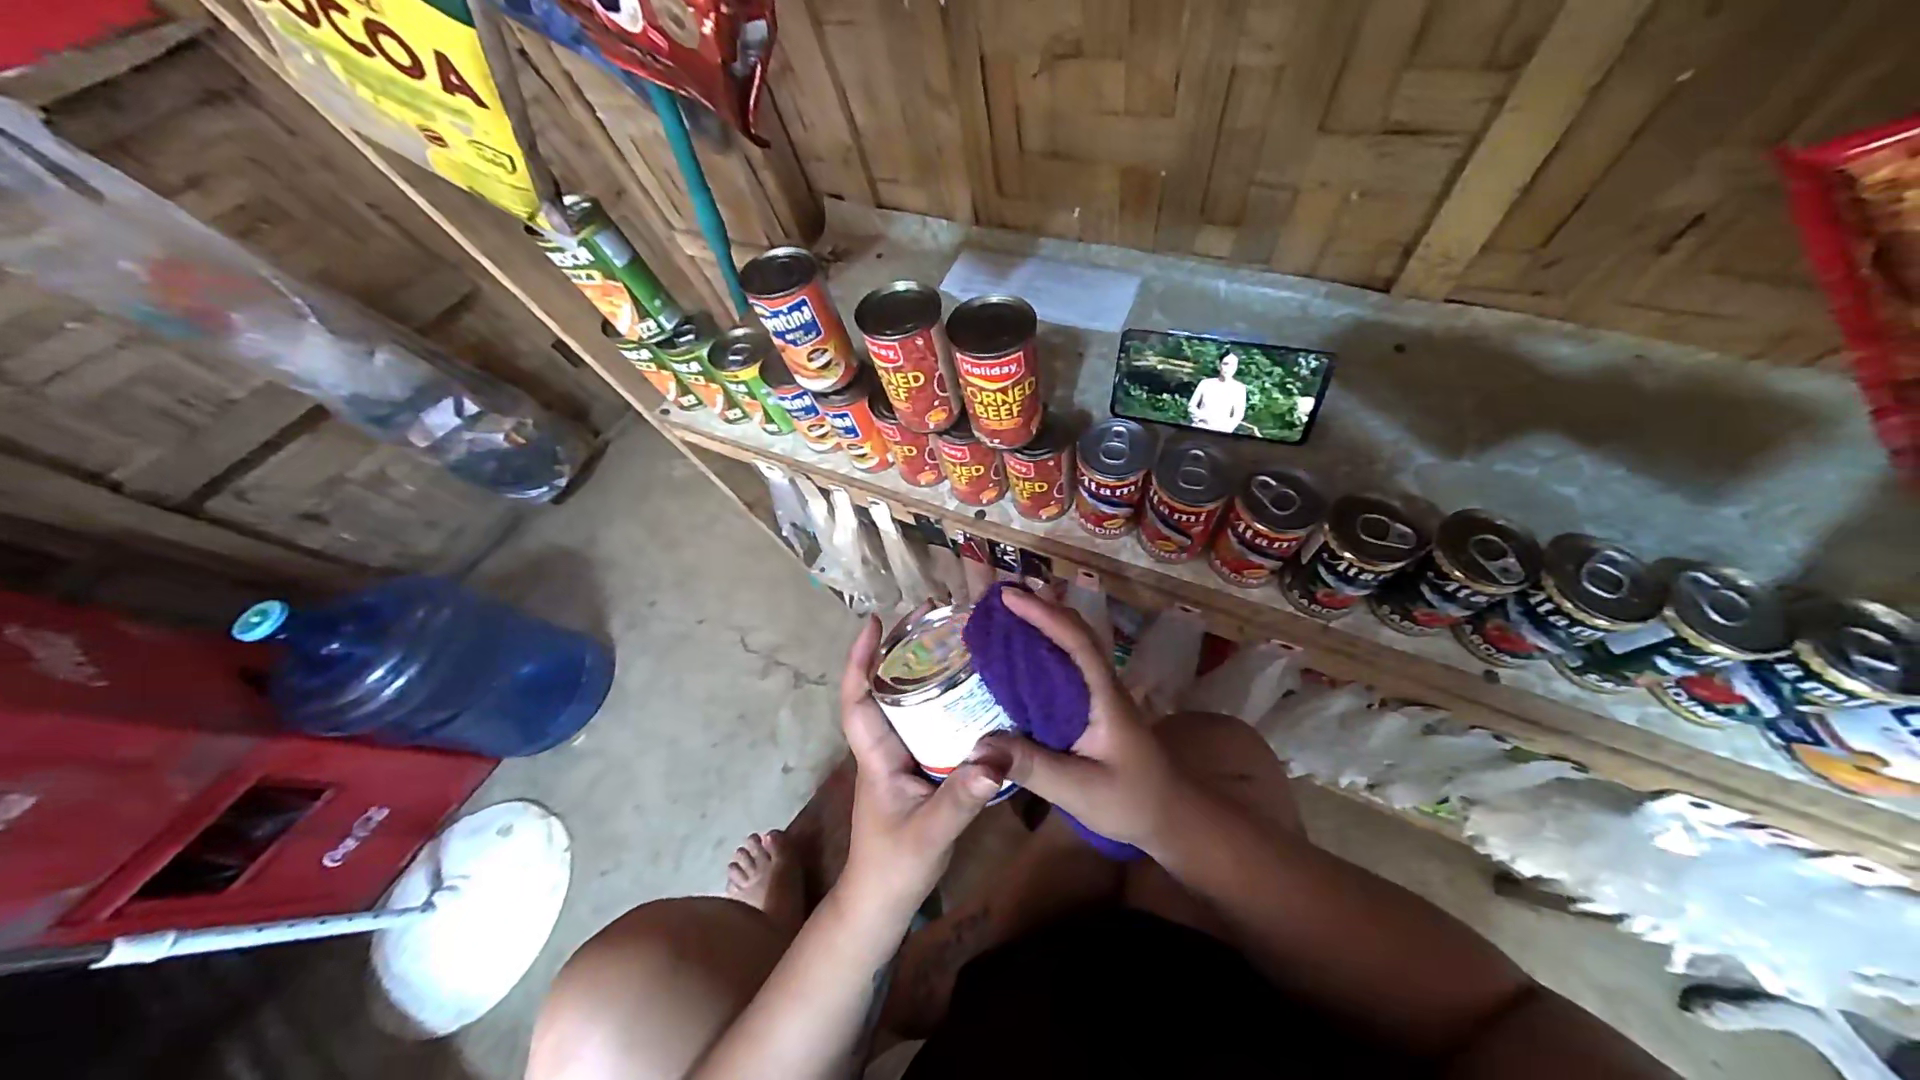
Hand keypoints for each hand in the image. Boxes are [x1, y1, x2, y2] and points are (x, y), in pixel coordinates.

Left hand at [836, 614, 1006, 917]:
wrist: (882, 904)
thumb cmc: (894, 868)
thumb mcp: (930, 833)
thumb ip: (962, 798)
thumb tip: (997, 756)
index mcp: (876, 757)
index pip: (858, 700)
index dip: (860, 660)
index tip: (873, 622)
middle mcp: (886, 750)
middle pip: (885, 692)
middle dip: (899, 654)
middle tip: (930, 621)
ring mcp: (902, 761)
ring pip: (908, 708)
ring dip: (923, 676)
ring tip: (954, 645)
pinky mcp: (920, 772)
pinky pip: (929, 728)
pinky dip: (944, 707)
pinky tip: (974, 697)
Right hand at [981, 589, 1196, 851]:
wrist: (1172, 816)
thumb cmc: (1133, 801)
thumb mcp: (1079, 789)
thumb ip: (1031, 766)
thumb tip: (977, 748)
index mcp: (1104, 695)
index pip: (1076, 641)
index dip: (1044, 614)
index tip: (1009, 597)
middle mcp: (1103, 685)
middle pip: (1074, 632)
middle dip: (1040, 607)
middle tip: (998, 597)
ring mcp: (1099, 695)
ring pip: (1071, 646)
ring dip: (1042, 624)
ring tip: (1003, 616)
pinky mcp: (1091, 709)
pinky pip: (1065, 668)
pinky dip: (1042, 651)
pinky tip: (1018, 660)